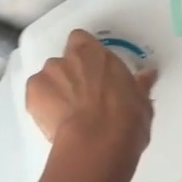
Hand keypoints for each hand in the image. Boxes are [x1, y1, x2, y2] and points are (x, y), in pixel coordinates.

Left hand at [25, 29, 157, 163]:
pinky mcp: (32, 95)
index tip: (94, 71)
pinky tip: (58, 123)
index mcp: (95, 53)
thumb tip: (149, 75)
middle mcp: (68, 58)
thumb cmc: (126, 119)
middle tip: (86, 99)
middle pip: (64, 61)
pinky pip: (37, 97)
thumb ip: (140, 85)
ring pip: (49, 79)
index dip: (85, 55)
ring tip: (71, 116)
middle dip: (72, 76)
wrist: (98, 141)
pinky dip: (44, 106)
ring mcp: (47, 75)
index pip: (82, 40)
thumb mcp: (142, 101)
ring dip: (57, 92)